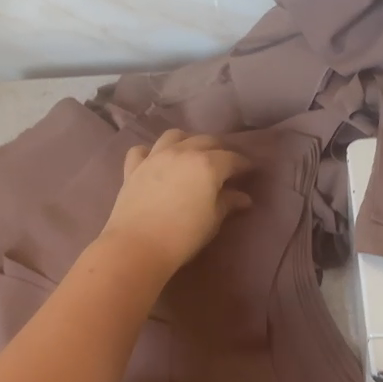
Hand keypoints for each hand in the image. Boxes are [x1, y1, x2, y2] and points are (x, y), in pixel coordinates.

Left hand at [96, 129, 251, 277]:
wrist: (137, 245)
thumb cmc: (183, 236)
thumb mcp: (213, 221)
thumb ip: (228, 203)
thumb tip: (243, 197)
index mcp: (207, 164)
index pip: (232, 158)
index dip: (243, 163)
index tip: (249, 170)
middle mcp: (182, 152)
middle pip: (205, 141)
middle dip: (219, 149)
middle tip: (225, 162)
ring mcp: (155, 157)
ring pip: (174, 136)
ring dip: (187, 141)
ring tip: (191, 154)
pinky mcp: (133, 167)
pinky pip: (142, 150)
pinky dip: (150, 152)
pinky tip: (155, 161)